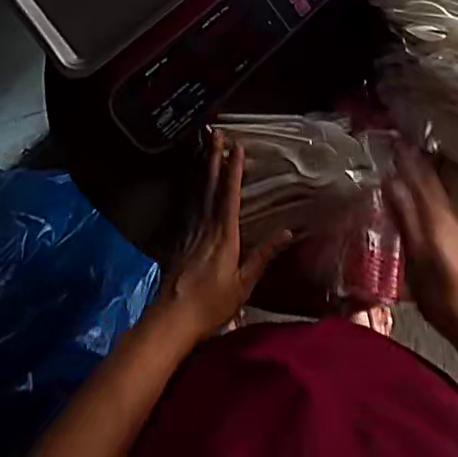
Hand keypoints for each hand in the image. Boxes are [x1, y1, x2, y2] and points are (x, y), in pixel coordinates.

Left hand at [151, 134, 291, 342]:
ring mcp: (189, 233)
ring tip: (204, 149)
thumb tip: (288, 231)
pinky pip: (187, 208)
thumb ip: (263, 255)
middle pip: (210, 186)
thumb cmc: (210, 305)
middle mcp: (205, 227)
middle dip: (214, 159)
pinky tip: (191, 185)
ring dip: (202, 169)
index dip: (234, 170)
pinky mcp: (178, 243)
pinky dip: (191, 191)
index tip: (237, 147)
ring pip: (197, 194)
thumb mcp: (243, 284)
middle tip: (215, 134)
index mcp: (224, 235)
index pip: (230, 195)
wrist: (169, 324)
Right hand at [386, 144, 457, 342]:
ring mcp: (452, 225)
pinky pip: (437, 203)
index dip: (408, 158)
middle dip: (415, 162)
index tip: (395, 140)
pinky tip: (420, 196)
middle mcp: (446, 214)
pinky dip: (426, 191)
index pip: (420, 176)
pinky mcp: (452, 238)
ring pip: (434, 191)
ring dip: (422, 174)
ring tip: (408, 162)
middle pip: (430, 180)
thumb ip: (404, 216)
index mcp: (436, 214)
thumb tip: (391, 181)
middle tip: (400, 144)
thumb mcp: (415, 252)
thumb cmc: (438, 288)